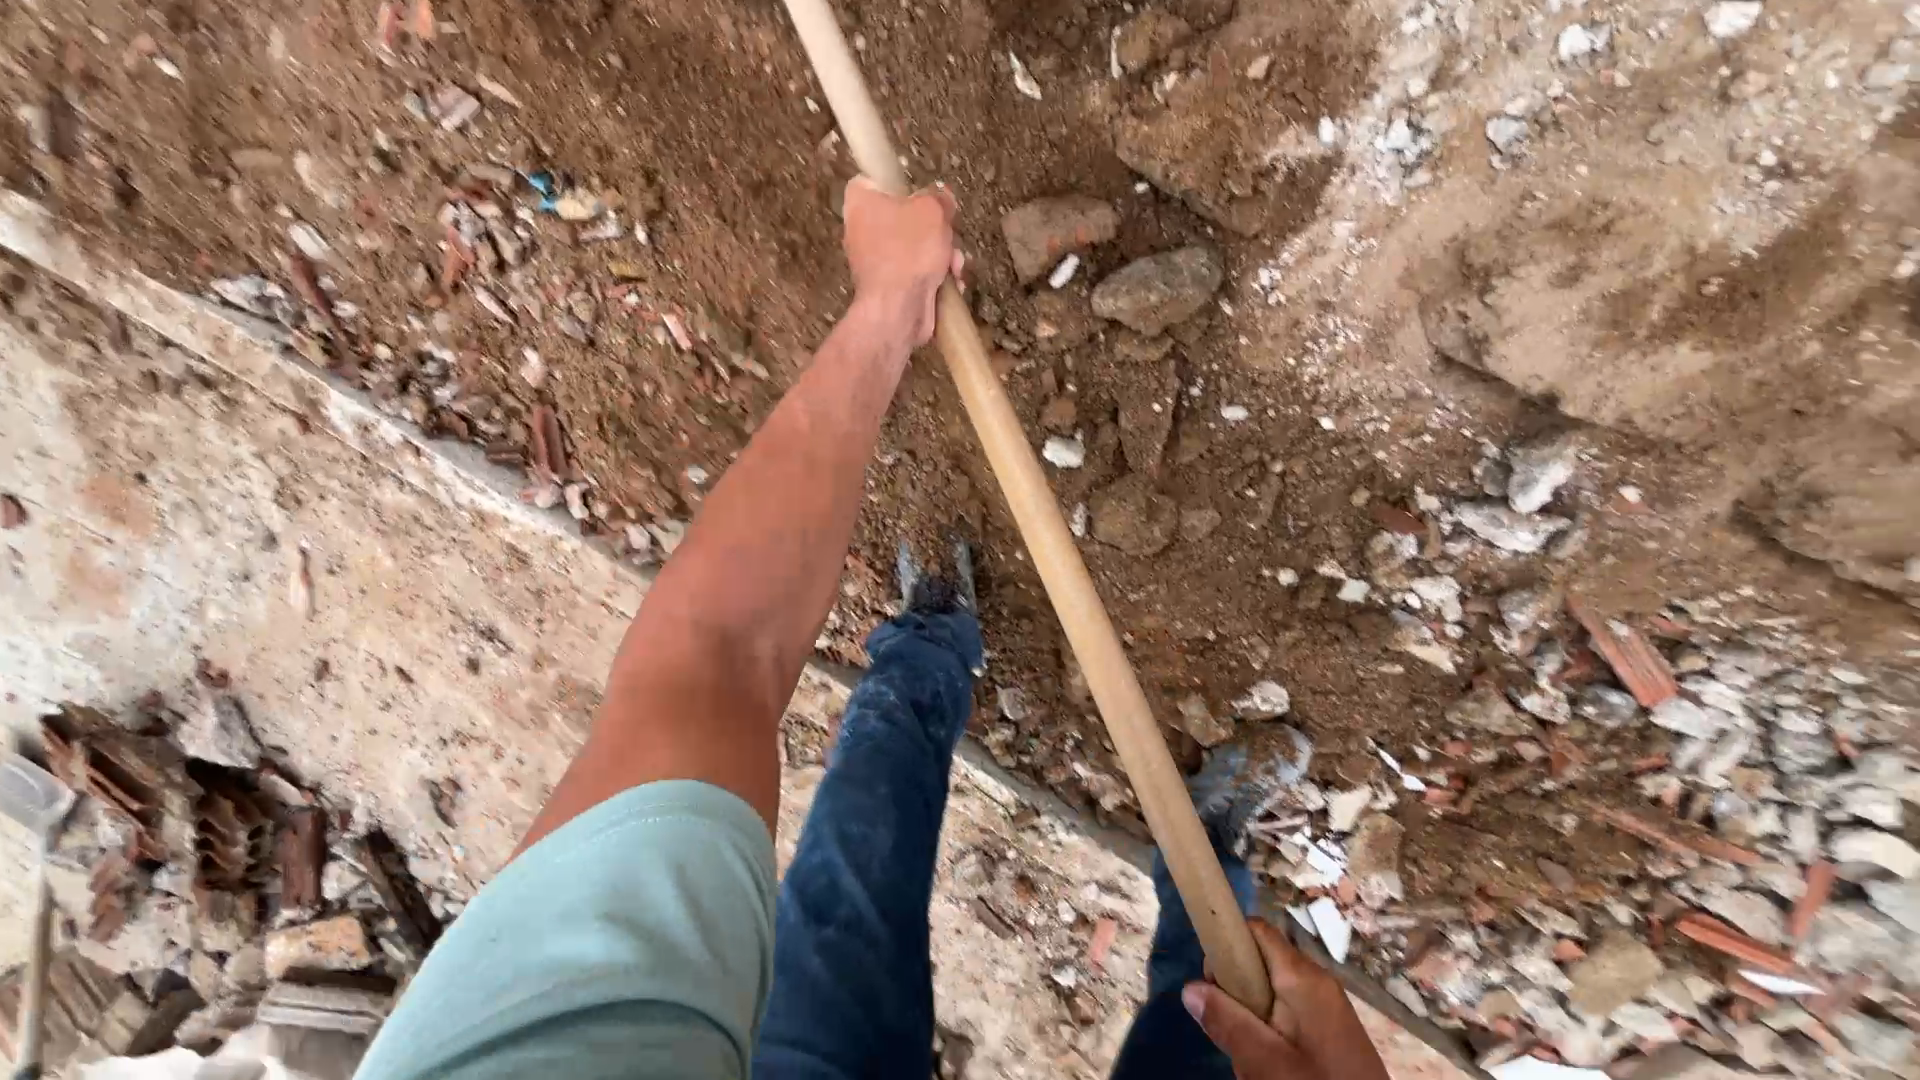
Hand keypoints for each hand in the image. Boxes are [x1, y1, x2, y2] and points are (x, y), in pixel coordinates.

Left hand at [842, 175, 959, 345]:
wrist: (898, 310)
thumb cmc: (909, 251)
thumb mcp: (932, 210)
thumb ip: (939, 197)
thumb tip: (941, 198)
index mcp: (860, 201)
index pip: (877, 179)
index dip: (904, 185)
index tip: (925, 195)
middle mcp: (861, 229)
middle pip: (907, 217)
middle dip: (936, 230)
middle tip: (948, 235)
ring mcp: (875, 261)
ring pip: (917, 247)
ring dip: (942, 256)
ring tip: (954, 266)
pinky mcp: (889, 287)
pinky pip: (916, 272)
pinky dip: (935, 277)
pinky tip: (951, 284)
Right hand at [1182, 918, 1391, 1079]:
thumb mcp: (1267, 1065)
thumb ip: (1227, 1024)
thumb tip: (1189, 987)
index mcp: (1303, 977)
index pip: (1255, 930)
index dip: (1227, 946)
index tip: (1213, 984)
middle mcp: (1316, 983)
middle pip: (1258, 964)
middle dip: (1236, 995)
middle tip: (1233, 1036)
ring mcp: (1326, 1010)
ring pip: (1268, 996)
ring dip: (1251, 1024)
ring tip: (1254, 1065)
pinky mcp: (1330, 1035)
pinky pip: (1286, 1019)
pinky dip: (1271, 1039)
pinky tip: (1272, 1073)